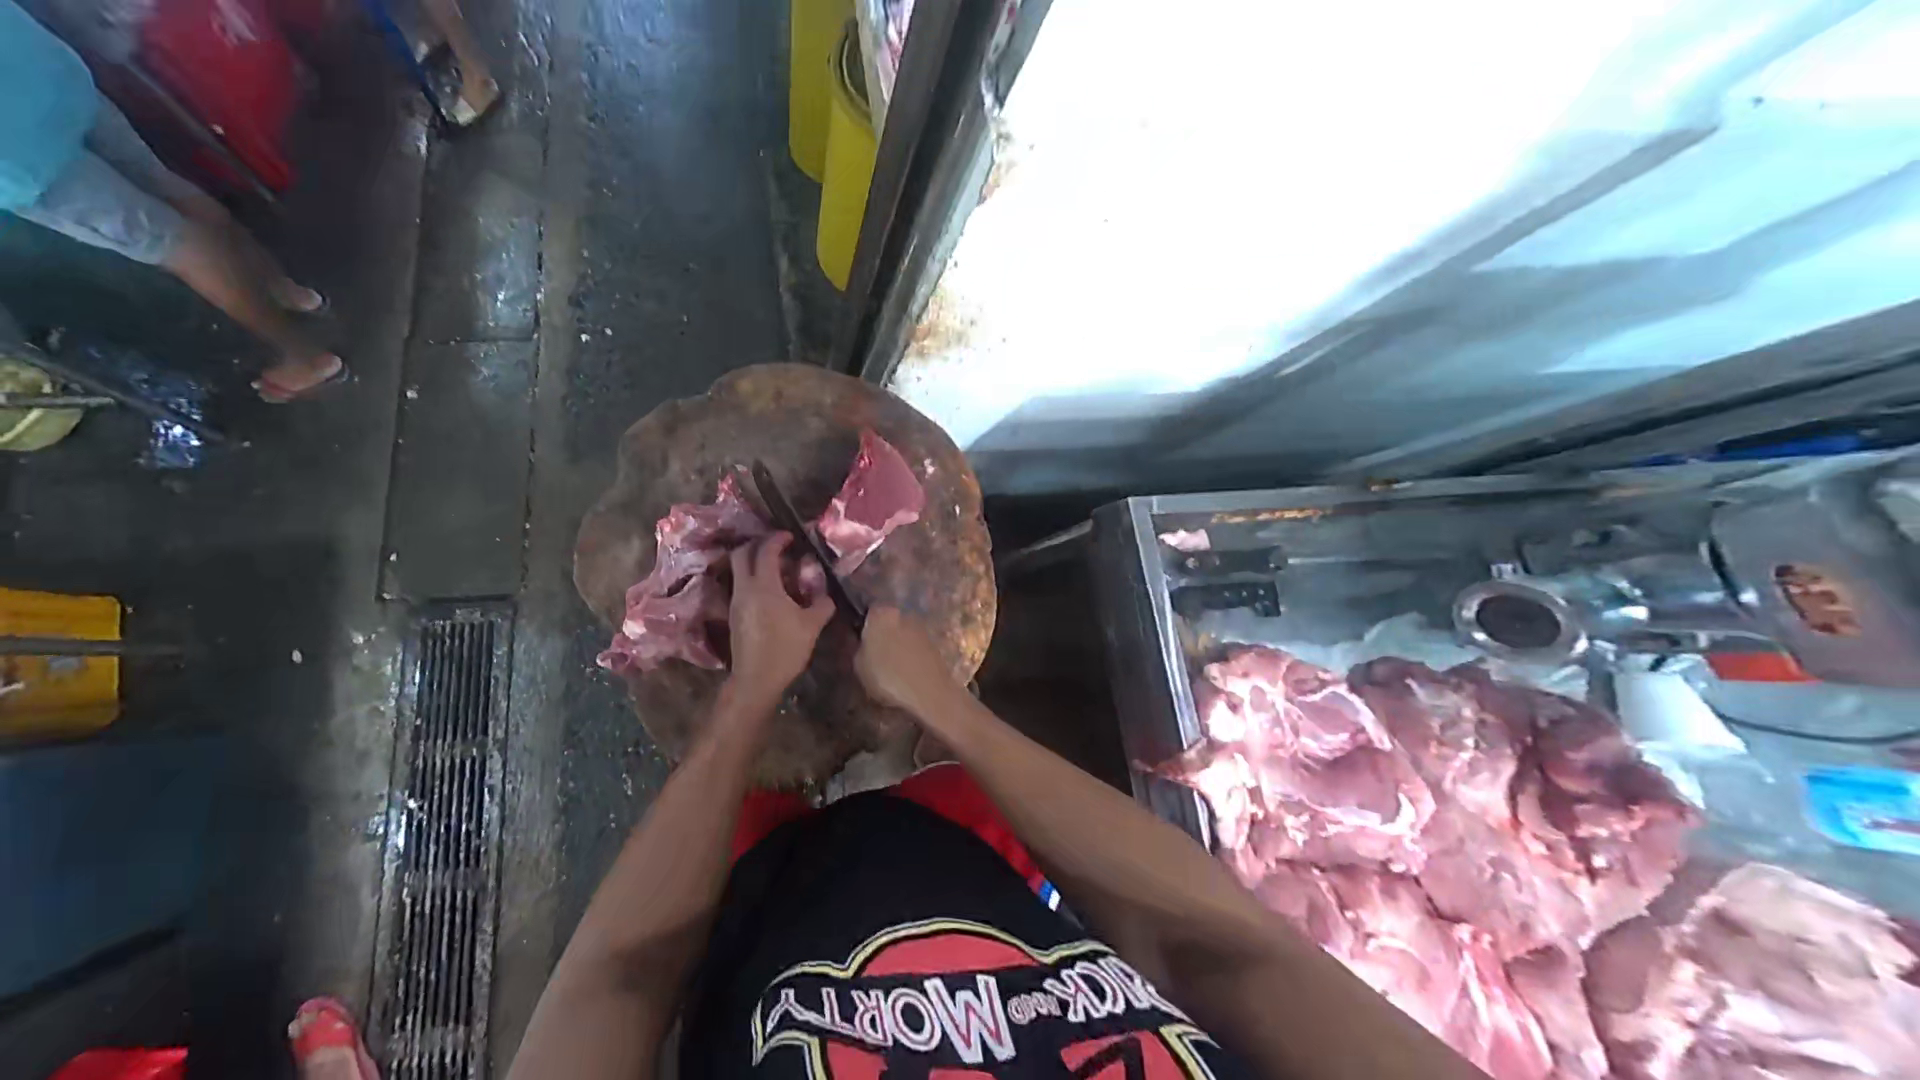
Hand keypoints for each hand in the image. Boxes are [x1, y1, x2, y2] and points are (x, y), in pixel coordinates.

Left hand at [726, 533, 833, 704]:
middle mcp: (744, 588)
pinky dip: (753, 578)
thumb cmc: (786, 649)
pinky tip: (771, 590)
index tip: (790, 537)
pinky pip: (740, 584)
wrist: (756, 679)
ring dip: (754, 562)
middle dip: (758, 544)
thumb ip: (822, 604)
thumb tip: (826, 594)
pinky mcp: (733, 614)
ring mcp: (736, 601)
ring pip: (738, 570)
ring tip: (777, 568)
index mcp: (764, 586)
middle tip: (777, 546)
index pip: (765, 551)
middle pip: (741, 554)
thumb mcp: (812, 625)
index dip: (777, 539)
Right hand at [855, 606, 959, 717]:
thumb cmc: (886, 676)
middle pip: (889, 621)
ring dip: (898, 645)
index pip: (869, 612)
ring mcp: (922, 628)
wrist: (928, 692)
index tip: (861, 642)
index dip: (864, 627)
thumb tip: (864, 643)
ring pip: (904, 634)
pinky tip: (907, 672)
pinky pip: (916, 646)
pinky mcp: (935, 644)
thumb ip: (859, 647)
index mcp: (882, 614)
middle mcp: (904, 614)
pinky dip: (911, 655)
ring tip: (892, 667)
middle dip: (883, 634)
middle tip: (875, 655)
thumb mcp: (858, 665)